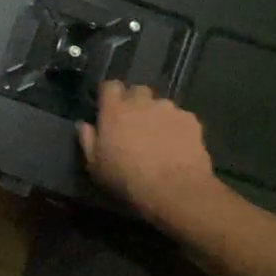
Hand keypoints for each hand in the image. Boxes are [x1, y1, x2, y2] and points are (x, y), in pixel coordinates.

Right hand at [78, 81, 226, 222]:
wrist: (174, 190)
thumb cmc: (127, 179)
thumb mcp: (95, 166)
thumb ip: (87, 140)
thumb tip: (84, 124)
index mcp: (115, 110)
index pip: (110, 86)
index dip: (110, 94)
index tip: (109, 107)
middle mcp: (142, 102)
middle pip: (137, 91)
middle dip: (135, 102)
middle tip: (134, 124)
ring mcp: (169, 109)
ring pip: (161, 105)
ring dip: (157, 115)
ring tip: (159, 138)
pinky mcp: (191, 120)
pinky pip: (180, 118)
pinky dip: (177, 127)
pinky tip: (177, 146)